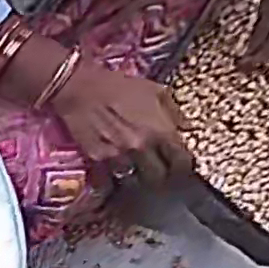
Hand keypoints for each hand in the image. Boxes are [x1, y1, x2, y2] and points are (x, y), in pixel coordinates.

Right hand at [50, 62, 193, 185]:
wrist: (81, 89)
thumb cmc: (119, 87)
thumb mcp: (155, 91)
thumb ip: (174, 112)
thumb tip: (187, 128)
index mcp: (159, 131)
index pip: (180, 161)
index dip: (183, 166)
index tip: (181, 166)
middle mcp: (140, 148)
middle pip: (157, 176)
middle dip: (160, 175)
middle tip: (158, 172)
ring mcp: (116, 156)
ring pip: (133, 180)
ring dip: (136, 178)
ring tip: (136, 175)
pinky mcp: (95, 160)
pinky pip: (109, 178)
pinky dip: (113, 179)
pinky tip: (115, 175)